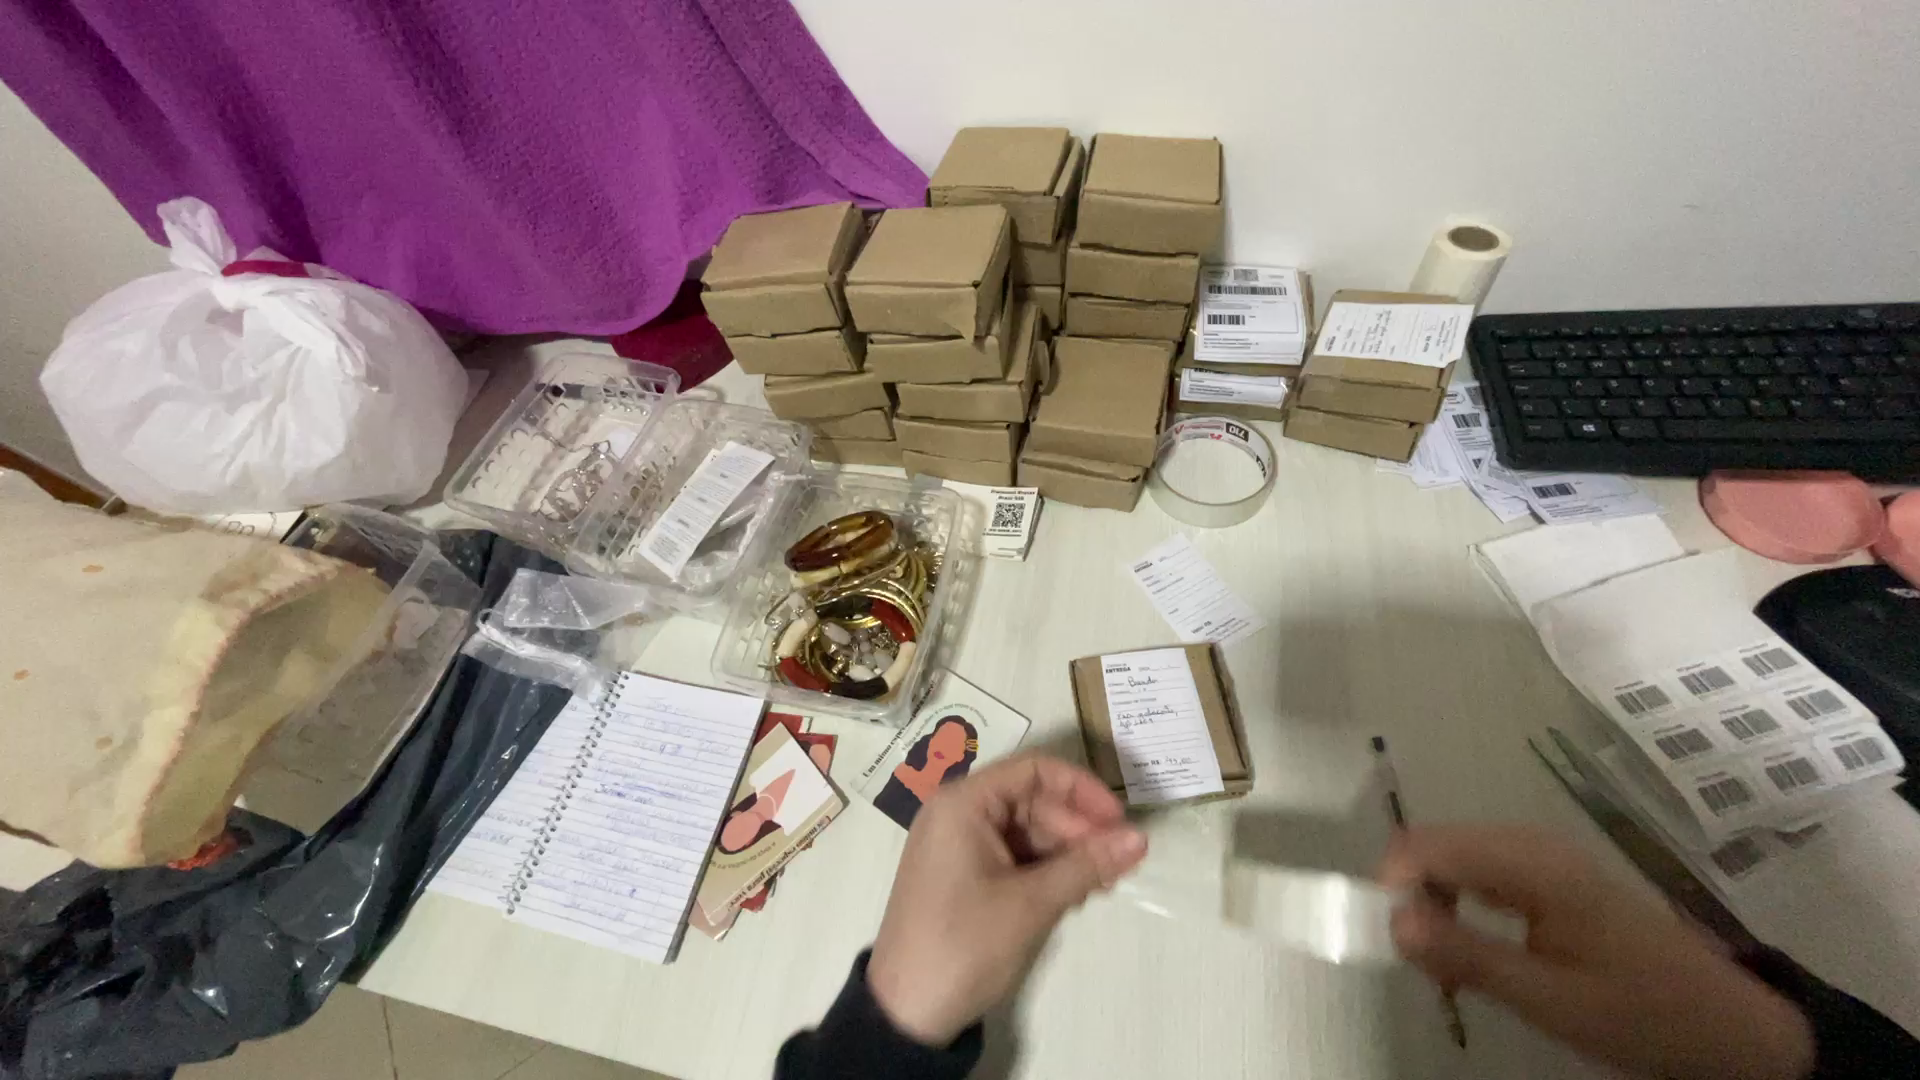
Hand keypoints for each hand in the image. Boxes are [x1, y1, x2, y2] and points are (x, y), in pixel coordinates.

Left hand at [867, 754, 1147, 1045]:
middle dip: (1077, 827)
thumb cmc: (964, 944)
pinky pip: (1014, 854)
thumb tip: (1139, 838)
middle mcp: (959, 813)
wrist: (906, 1015)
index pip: (1033, 770)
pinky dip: (1045, 868)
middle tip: (1118, 862)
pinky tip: (1075, 891)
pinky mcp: (964, 874)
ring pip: (1026, 829)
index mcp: (963, 803)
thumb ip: (1086, 865)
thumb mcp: (1030, 904)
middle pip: (1032, 799)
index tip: (1119, 820)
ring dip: (1066, 850)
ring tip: (1102, 882)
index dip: (1080, 789)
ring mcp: (959, 844)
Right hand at [1379, 825, 1814, 1079]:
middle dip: (1409, 893)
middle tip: (1418, 955)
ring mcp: (1535, 852)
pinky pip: (1472, 866)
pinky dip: (1452, 898)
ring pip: (1447, 854)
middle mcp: (1527, 842)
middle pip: (1432, 844)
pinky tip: (1466, 939)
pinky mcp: (1540, 868)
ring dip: (1428, 898)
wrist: (1734, 1030)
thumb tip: (1392, 922)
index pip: (1428, 846)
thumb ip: (1467, 956)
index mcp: (1531, 863)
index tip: (1389, 934)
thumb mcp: (1552, 1000)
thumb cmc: (1642, 1013)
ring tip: (1441, 956)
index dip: (1392, 881)